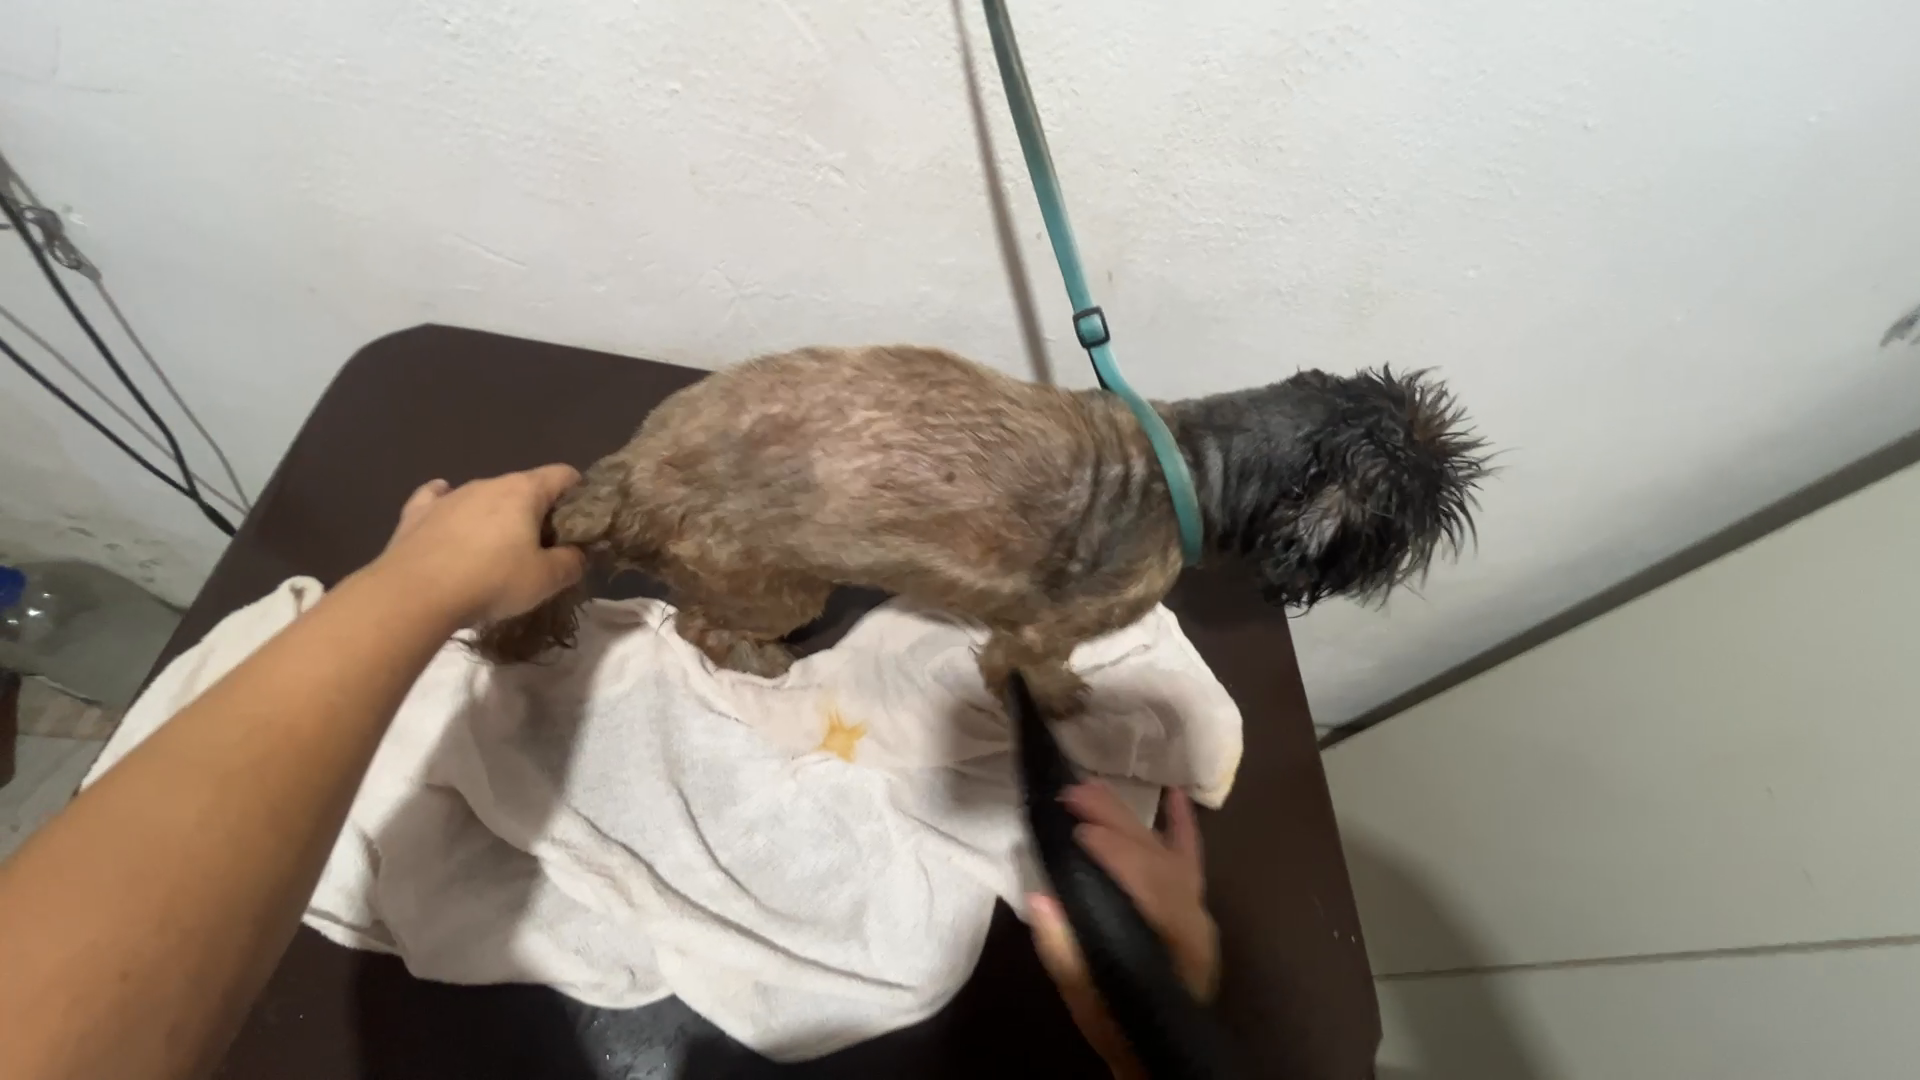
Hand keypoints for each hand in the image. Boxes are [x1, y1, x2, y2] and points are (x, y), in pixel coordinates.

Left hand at [368, 466, 587, 625]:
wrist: (412, 596)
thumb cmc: (491, 581)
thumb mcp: (548, 579)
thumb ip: (572, 562)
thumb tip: (576, 554)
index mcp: (524, 491)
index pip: (563, 475)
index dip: (579, 494)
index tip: (580, 524)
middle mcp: (487, 484)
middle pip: (526, 488)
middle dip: (539, 512)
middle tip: (543, 548)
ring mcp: (448, 497)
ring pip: (485, 496)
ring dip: (498, 515)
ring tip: (498, 549)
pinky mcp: (416, 514)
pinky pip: (438, 499)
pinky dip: (450, 507)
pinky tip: (450, 517)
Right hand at [1029, 782, 1219, 1078]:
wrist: (1161, 1050)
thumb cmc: (1119, 1022)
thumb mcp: (1085, 998)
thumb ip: (1063, 950)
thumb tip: (1038, 897)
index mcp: (1173, 939)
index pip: (1145, 880)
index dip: (1112, 848)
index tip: (1075, 826)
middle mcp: (1191, 915)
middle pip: (1153, 854)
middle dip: (1113, 819)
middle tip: (1073, 792)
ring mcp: (1197, 907)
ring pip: (1164, 849)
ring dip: (1128, 815)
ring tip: (1094, 787)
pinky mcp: (1194, 904)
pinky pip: (1190, 858)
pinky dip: (1182, 824)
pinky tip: (1174, 794)